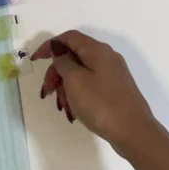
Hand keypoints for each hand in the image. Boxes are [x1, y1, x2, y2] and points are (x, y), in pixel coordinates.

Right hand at [30, 30, 167, 159]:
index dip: (50, 46)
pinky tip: (74, 112)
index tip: (35, 60)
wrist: (133, 131)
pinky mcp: (115, 90)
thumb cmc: (101, 104)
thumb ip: (63, 62)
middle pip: (74, 56)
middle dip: (57, 73)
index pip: (69, 37)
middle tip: (48, 93)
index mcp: (97, 50)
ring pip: (81, 73)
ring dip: (67, 88)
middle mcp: (107, 57)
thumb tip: (59, 50)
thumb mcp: (75, 81)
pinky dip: (78, 95)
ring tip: (64, 108)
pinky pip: (91, 85)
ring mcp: (113, 74)